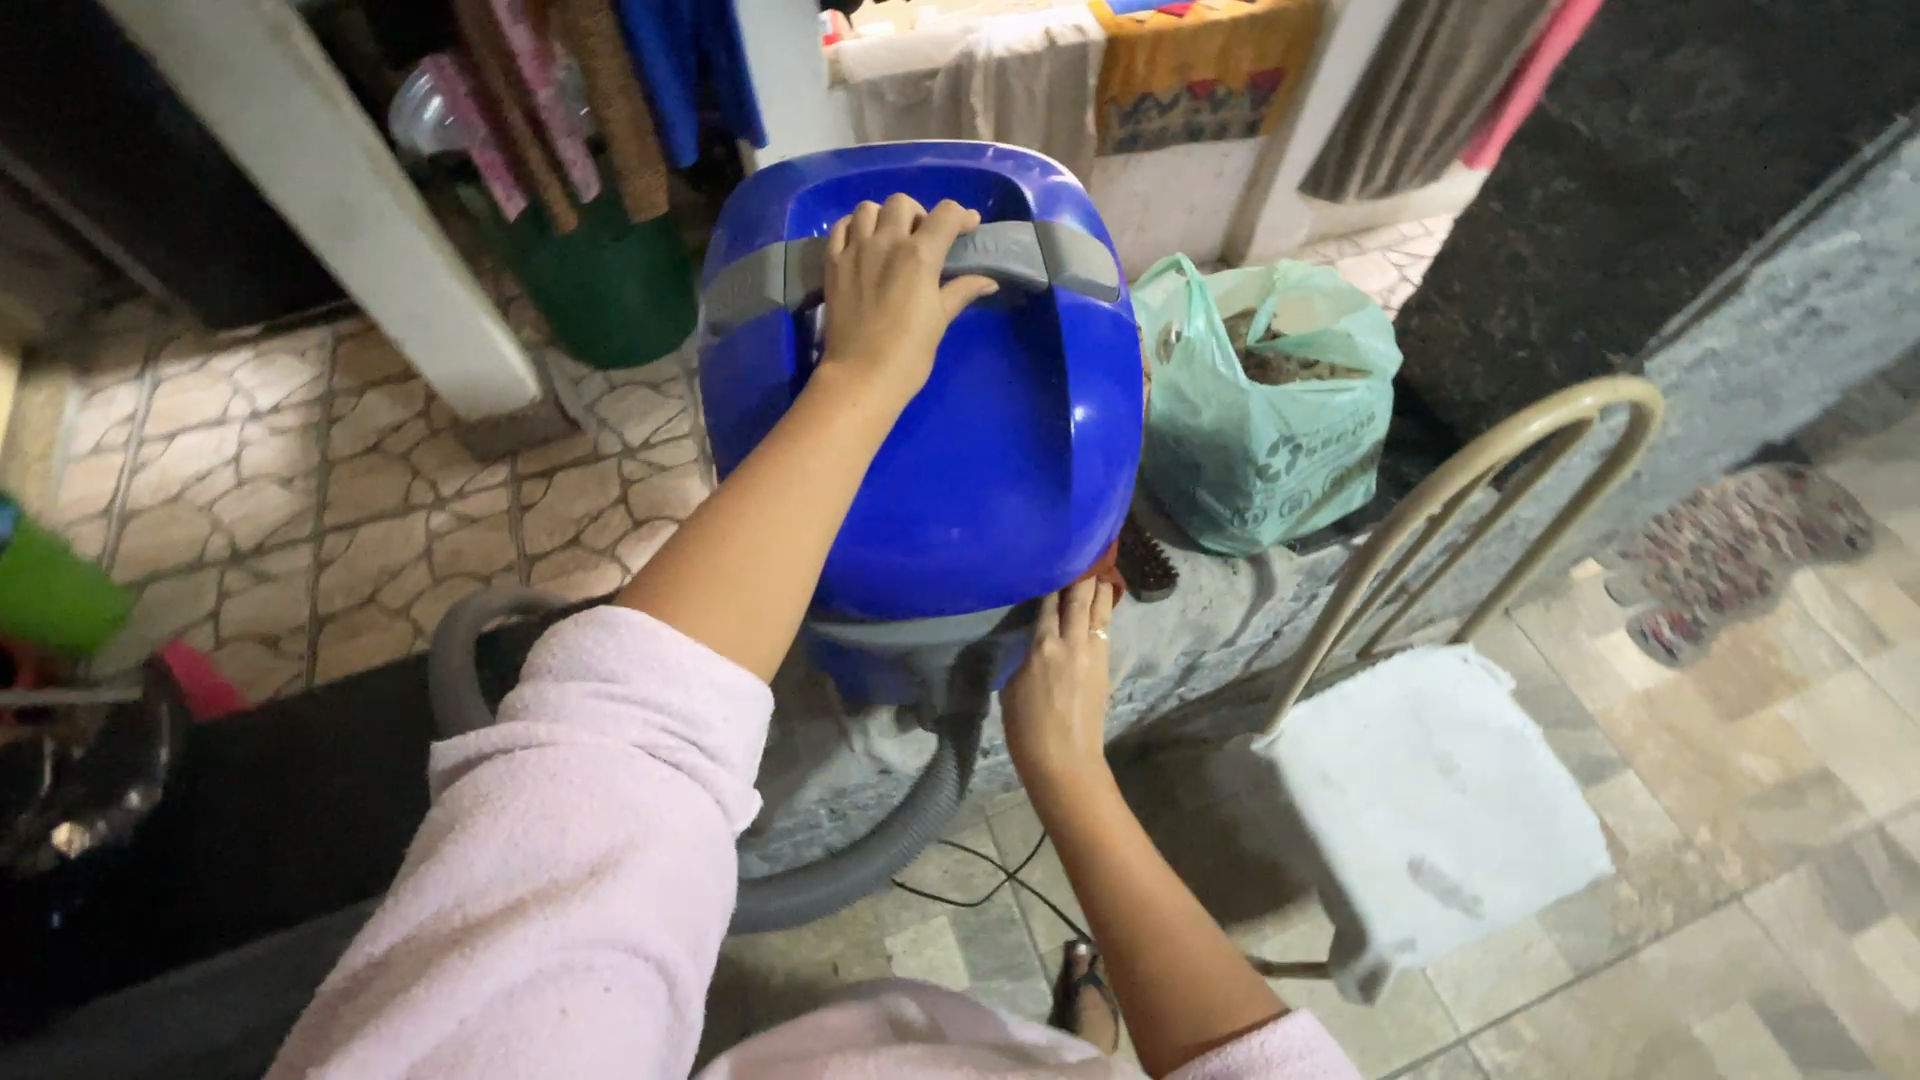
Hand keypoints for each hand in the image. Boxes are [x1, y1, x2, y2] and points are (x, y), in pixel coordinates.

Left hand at [817, 194, 997, 406]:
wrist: (860, 376)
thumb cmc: (908, 354)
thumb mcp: (940, 321)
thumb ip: (961, 291)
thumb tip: (988, 280)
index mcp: (919, 256)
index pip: (945, 214)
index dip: (961, 216)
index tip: (967, 228)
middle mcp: (886, 243)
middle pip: (903, 203)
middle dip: (919, 214)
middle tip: (923, 239)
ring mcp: (855, 251)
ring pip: (868, 208)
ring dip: (883, 217)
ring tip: (890, 239)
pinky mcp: (833, 264)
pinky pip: (840, 227)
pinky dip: (853, 227)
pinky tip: (862, 243)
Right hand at [1001, 578, 1116, 791]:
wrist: (1064, 761)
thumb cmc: (1027, 729)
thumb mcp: (1012, 686)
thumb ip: (1024, 656)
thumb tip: (1032, 641)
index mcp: (1042, 647)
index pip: (1048, 603)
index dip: (1051, 580)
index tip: (1051, 559)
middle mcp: (1071, 642)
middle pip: (1079, 598)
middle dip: (1081, 574)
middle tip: (1082, 550)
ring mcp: (1093, 653)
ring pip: (1099, 609)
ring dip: (1099, 587)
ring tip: (1099, 566)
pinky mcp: (1105, 666)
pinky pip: (1104, 628)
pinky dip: (1103, 610)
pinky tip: (1102, 600)